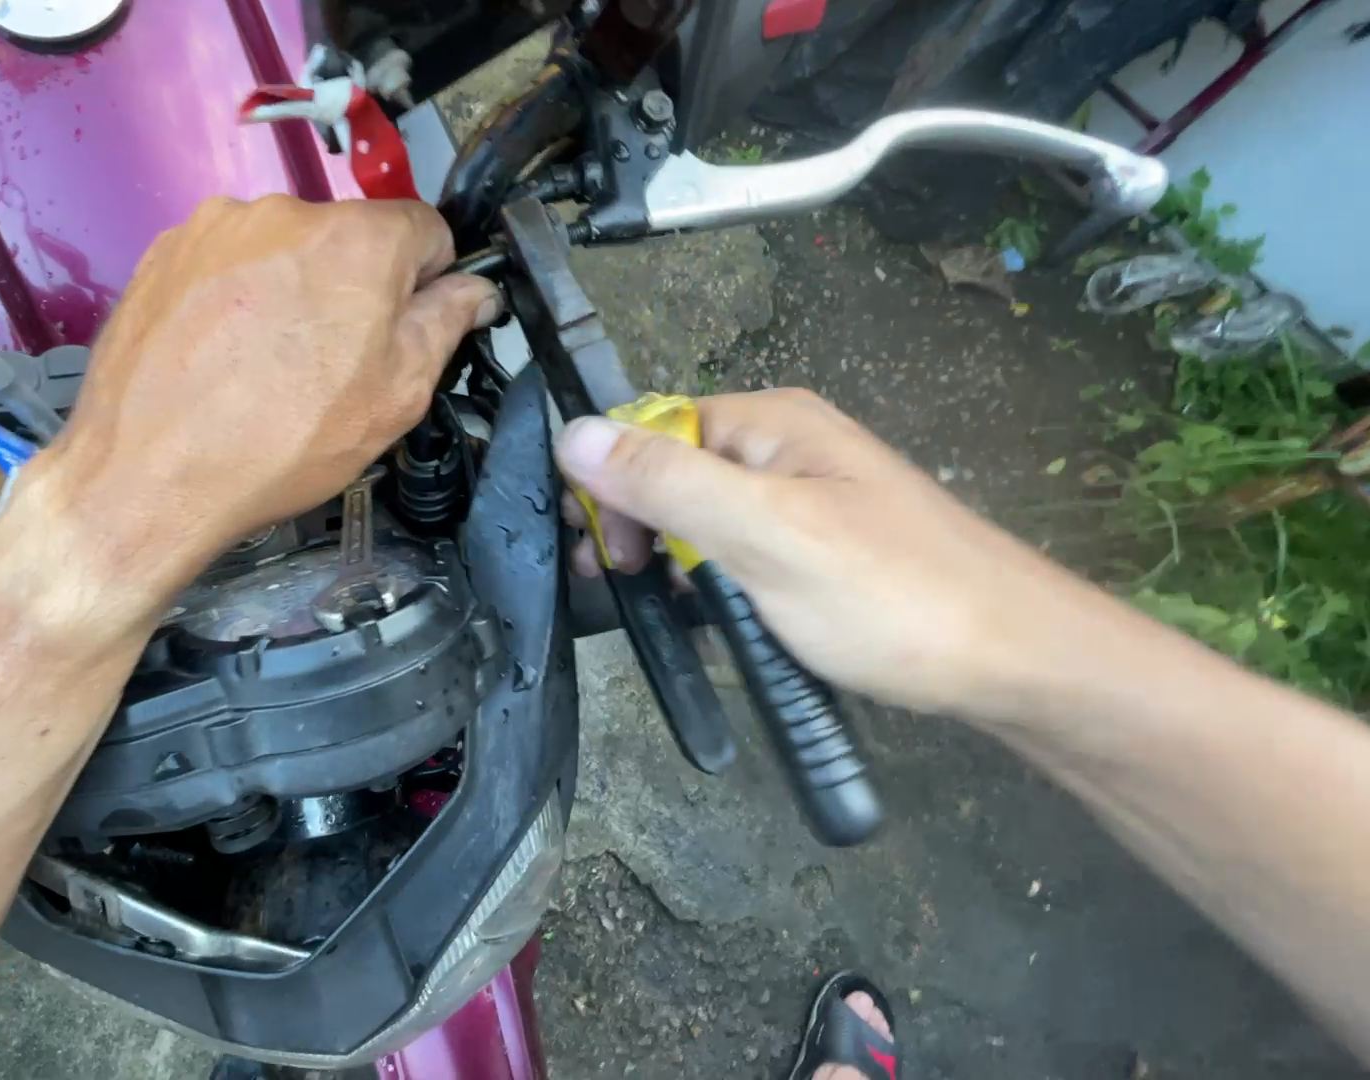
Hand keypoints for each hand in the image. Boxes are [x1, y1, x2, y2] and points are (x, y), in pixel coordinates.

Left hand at [30, 195, 497, 569]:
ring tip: (270, 368)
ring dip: (295, 294)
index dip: (428, 283)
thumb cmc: (281, 444)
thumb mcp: (395, 397)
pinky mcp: (167, 251)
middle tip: (333, 367)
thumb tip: (472, 289)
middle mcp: (286, 213)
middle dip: (357, 292)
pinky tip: (226, 357)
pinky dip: (240, 299)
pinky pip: (230, 263)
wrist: (149, 474)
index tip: (406, 328)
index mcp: (358, 241)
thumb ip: (445, 326)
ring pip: (287, 252)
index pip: (426, 230)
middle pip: (351, 240)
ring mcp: (216, 227)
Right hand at [555, 389, 1094, 715]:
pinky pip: (731, 546)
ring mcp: (799, 497)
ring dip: (669, 557)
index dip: (614, 485)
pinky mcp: (810, 543)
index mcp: (768, 423)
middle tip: (628, 583)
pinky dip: (708, 578)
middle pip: (669, 469)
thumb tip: (571, 433)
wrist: (1021, 666)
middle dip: (636, 523)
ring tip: (673, 606)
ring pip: (697, 514)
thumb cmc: (892, 598)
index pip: (649, 429)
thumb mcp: (765, 535)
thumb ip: (668, 483)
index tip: (609, 554)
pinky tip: (710, 613)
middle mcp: (780, 447)